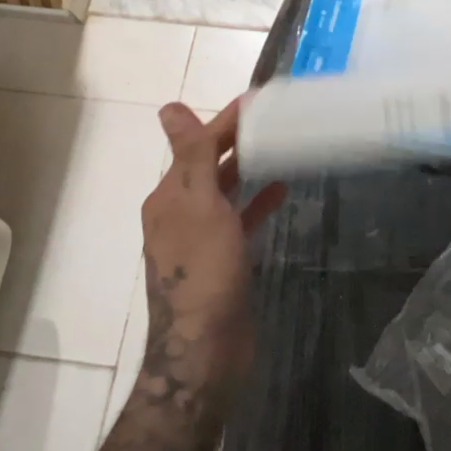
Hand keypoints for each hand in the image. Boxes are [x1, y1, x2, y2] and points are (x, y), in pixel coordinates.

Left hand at [101, 100, 283, 450]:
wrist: (206, 350)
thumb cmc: (203, 271)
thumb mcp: (198, 205)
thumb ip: (190, 156)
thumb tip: (168, 107)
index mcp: (169, 197)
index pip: (197, 144)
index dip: (225, 120)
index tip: (259, 99)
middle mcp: (180, 213)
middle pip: (209, 165)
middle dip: (237, 140)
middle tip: (276, 118)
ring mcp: (201, 239)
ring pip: (225, 191)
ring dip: (248, 168)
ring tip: (281, 147)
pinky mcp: (223, 260)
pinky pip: (240, 219)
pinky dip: (257, 202)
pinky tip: (282, 190)